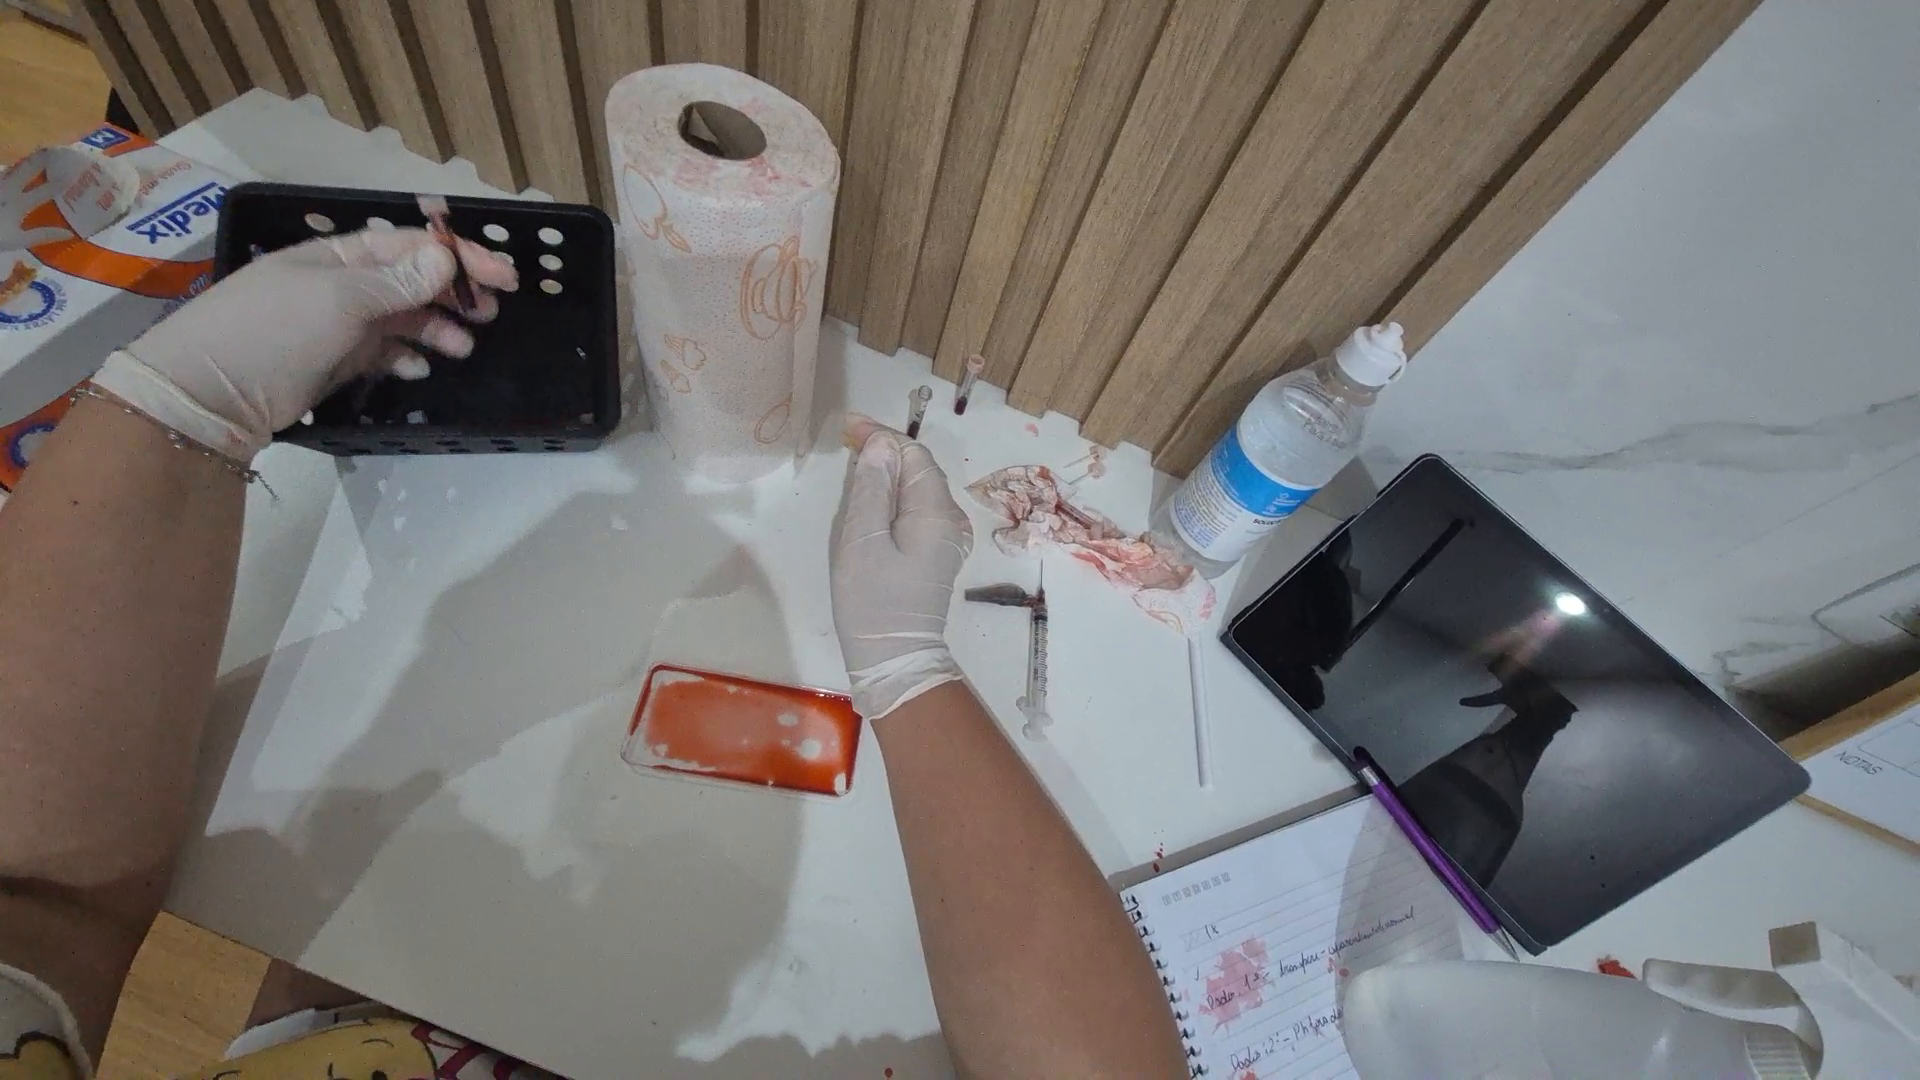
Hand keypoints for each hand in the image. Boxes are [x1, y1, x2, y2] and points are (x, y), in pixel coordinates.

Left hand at [91, 228, 516, 460]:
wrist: (212, 393)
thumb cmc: (272, 332)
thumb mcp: (337, 300)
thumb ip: (395, 282)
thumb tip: (445, 259)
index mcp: (338, 259)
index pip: (409, 247)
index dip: (458, 256)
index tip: (504, 275)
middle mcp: (345, 285)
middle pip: (414, 281)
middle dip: (456, 293)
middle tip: (492, 311)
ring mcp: (345, 324)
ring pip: (409, 319)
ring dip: (440, 329)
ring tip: (463, 349)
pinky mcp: (345, 359)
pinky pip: (391, 352)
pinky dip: (411, 357)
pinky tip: (419, 368)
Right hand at [831, 430, 974, 720]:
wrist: (895, 658)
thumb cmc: (873, 602)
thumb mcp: (862, 540)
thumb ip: (871, 488)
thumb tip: (881, 445)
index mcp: (936, 512)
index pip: (914, 454)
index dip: (881, 436)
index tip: (846, 427)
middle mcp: (950, 520)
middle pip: (919, 469)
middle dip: (885, 450)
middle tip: (845, 440)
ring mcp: (947, 539)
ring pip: (918, 489)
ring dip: (888, 472)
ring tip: (853, 461)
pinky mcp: (936, 554)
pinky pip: (917, 510)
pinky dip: (893, 496)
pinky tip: (871, 497)